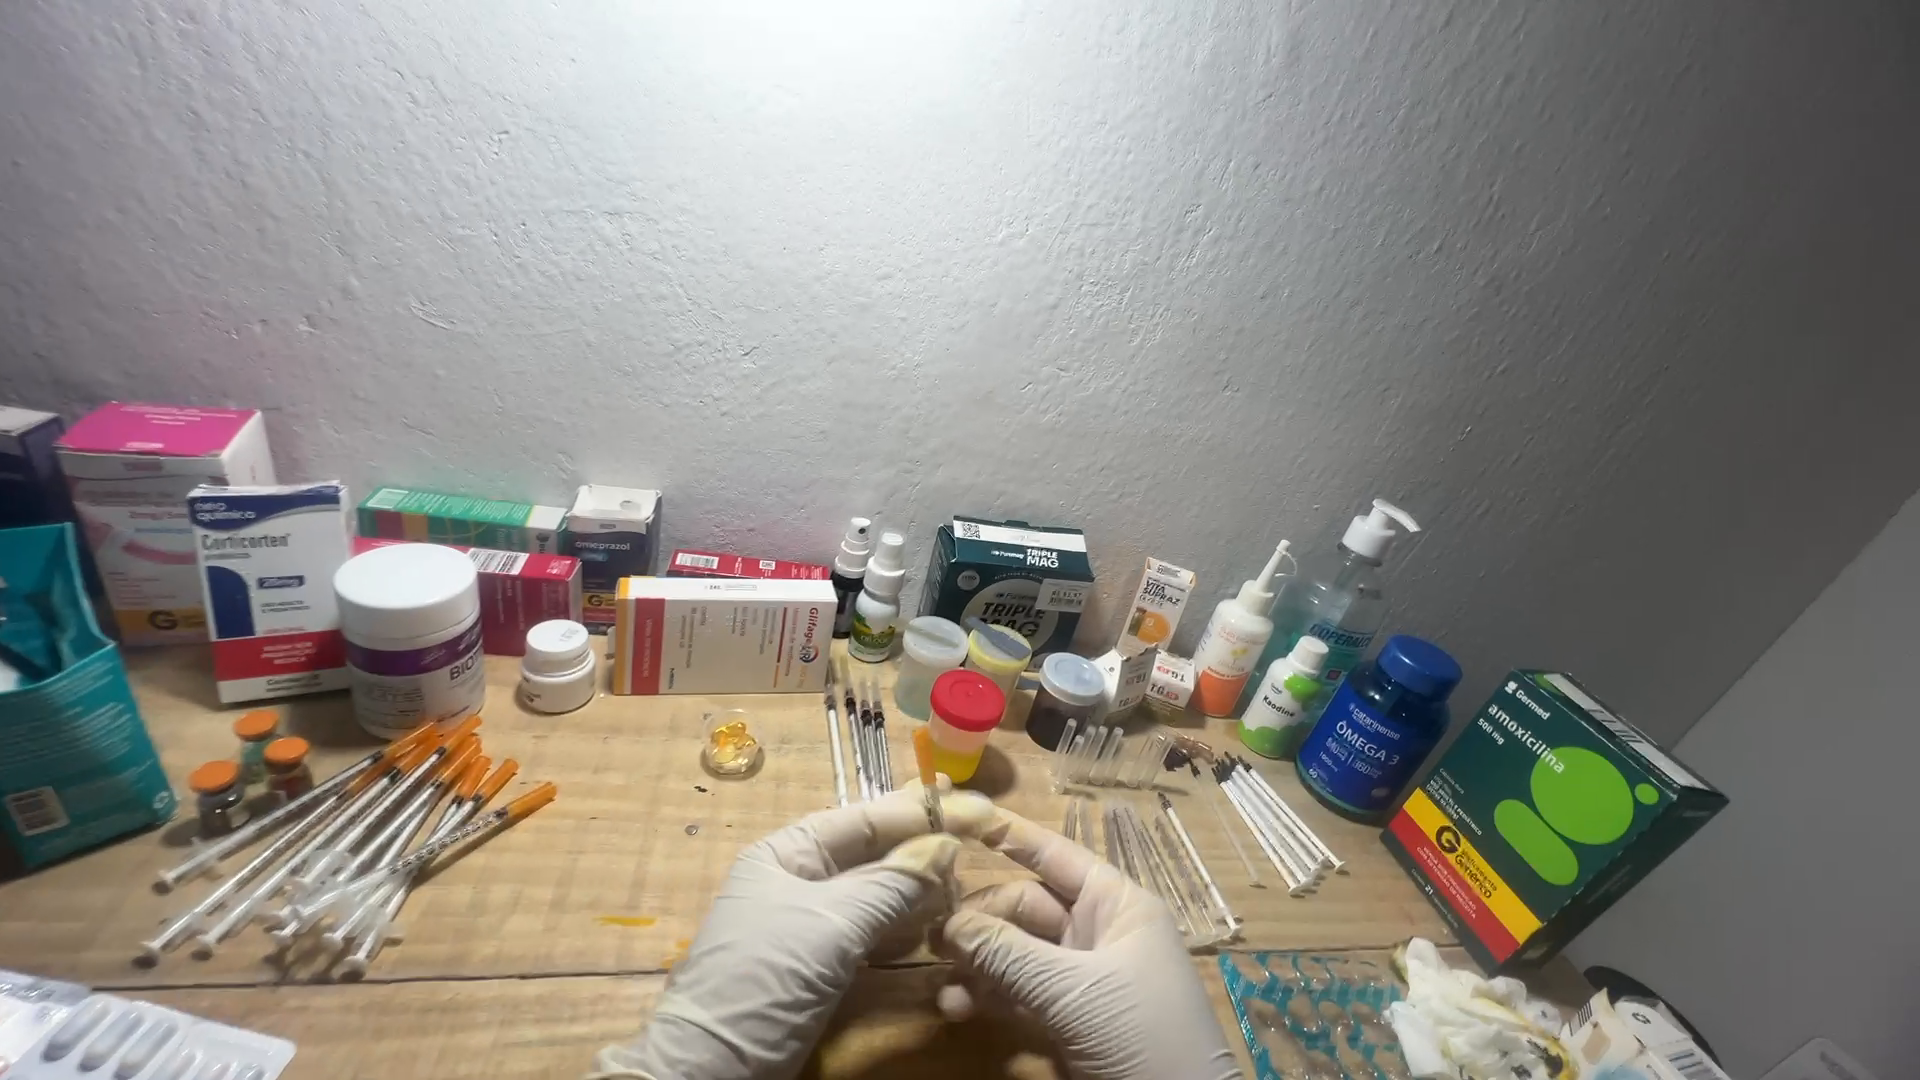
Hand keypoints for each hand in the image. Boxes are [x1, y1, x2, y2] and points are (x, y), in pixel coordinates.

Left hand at [588, 783, 994, 1079]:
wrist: (710, 1072)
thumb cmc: (765, 978)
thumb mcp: (831, 923)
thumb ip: (891, 883)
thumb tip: (946, 845)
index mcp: (790, 851)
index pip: (865, 819)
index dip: (919, 811)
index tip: (972, 806)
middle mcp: (801, 877)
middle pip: (872, 850)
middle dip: (921, 842)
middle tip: (976, 829)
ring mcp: (812, 921)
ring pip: (876, 889)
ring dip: (917, 882)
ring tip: (960, 874)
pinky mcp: (822, 962)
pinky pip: (872, 927)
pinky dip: (903, 920)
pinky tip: (934, 916)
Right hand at [935, 807, 1242, 1079]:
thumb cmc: (1145, 1036)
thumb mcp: (1077, 993)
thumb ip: (1010, 956)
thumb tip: (948, 924)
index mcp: (1115, 904)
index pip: (1056, 856)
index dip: (1013, 837)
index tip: (964, 821)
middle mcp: (1098, 930)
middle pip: (1027, 906)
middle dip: (983, 917)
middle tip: (935, 931)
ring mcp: (1081, 977)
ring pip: (1018, 952)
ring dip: (979, 960)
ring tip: (937, 969)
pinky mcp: (1068, 1019)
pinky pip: (1020, 992)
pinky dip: (989, 996)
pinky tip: (954, 1004)